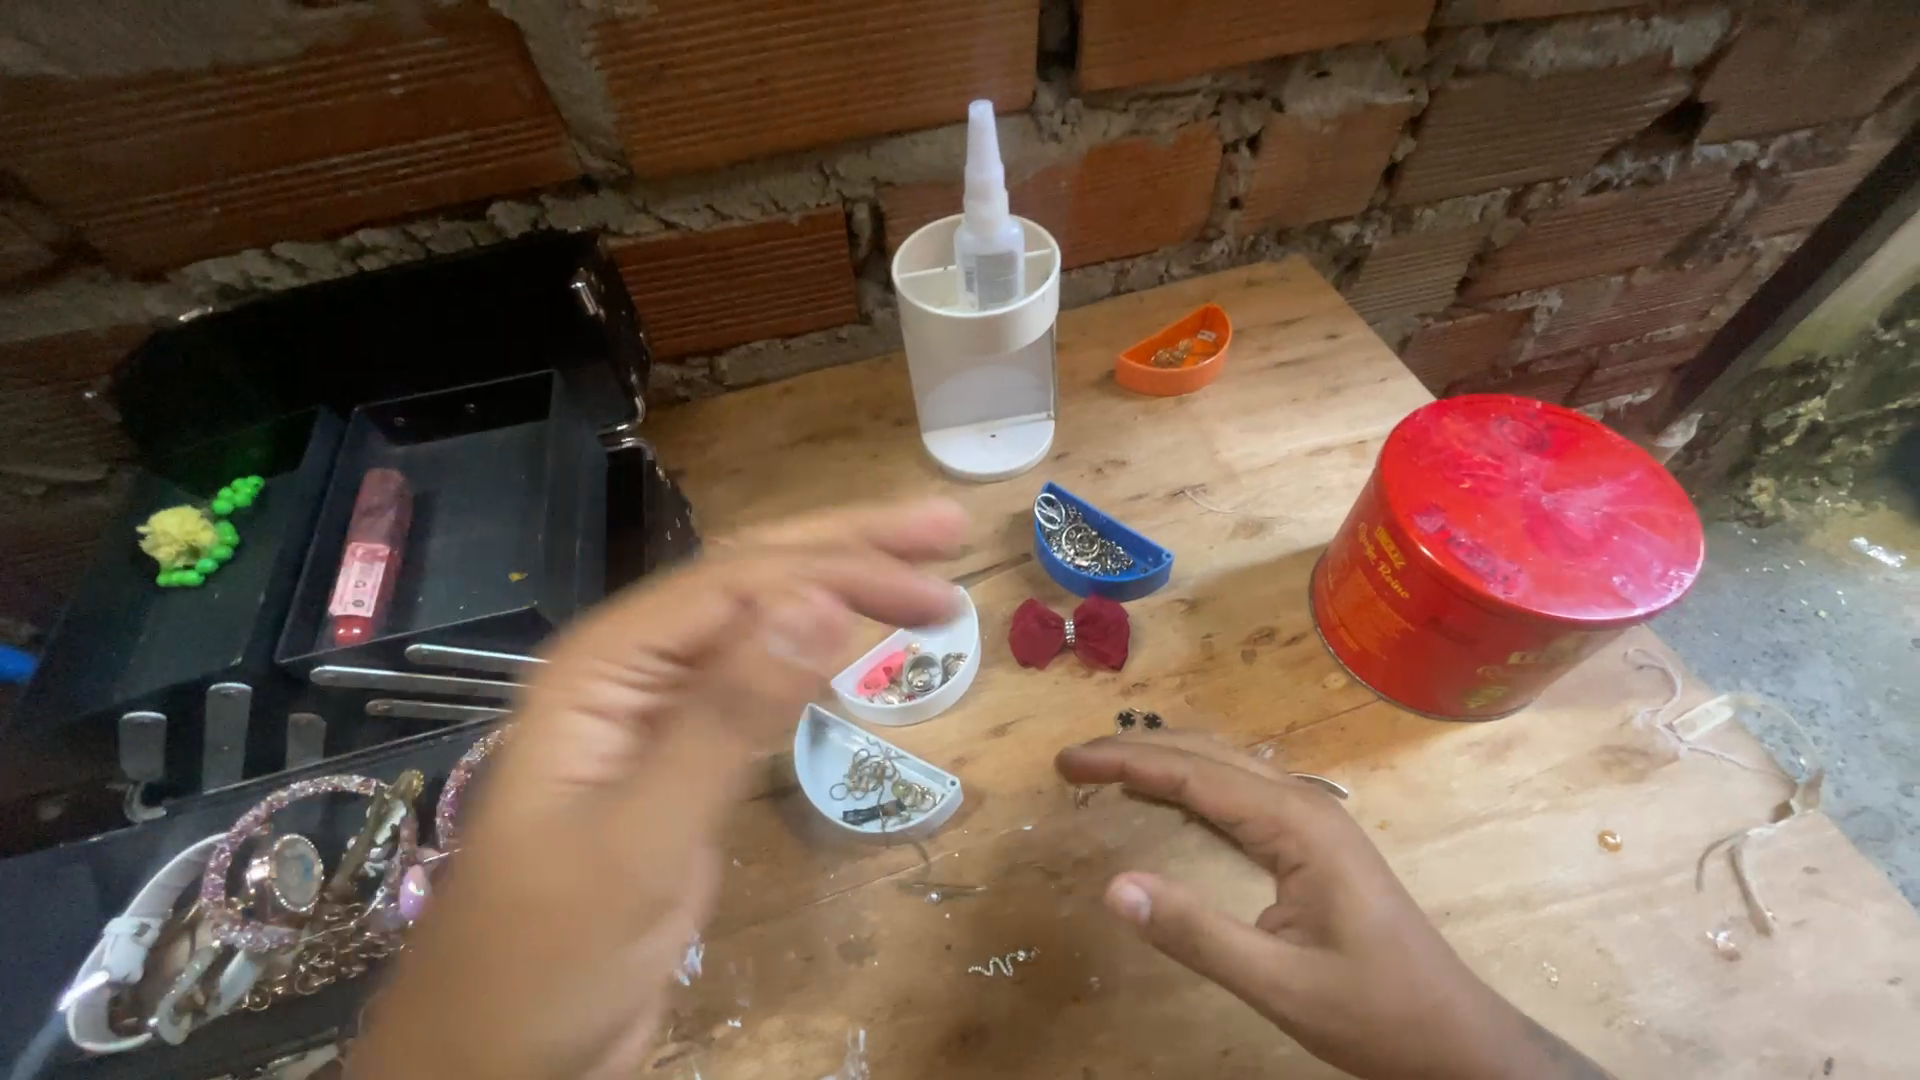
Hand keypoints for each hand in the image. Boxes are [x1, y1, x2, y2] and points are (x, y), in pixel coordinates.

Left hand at [350, 499, 968, 1079]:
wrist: (496, 1066)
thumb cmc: (545, 962)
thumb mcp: (642, 839)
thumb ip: (728, 716)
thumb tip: (819, 602)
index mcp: (606, 663)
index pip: (741, 582)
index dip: (843, 571)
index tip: (937, 590)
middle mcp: (635, 665)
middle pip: (755, 576)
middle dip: (852, 547)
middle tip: (946, 529)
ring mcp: (663, 708)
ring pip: (764, 620)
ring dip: (842, 587)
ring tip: (924, 575)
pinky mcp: (690, 752)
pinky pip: (763, 677)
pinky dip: (820, 650)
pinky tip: (858, 637)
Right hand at [1056, 732, 1611, 1079]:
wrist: (1460, 1043)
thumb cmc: (1376, 1014)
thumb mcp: (1279, 985)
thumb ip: (1195, 934)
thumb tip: (1111, 887)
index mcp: (1295, 824)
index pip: (1192, 773)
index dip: (1124, 762)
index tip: (1068, 762)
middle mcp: (1302, 803)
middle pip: (1205, 753)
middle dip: (1135, 749)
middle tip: (1073, 762)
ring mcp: (1310, 817)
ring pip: (1222, 764)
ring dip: (1161, 758)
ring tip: (1106, 767)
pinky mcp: (1310, 838)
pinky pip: (1237, 790)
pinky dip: (1189, 781)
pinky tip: (1166, 793)